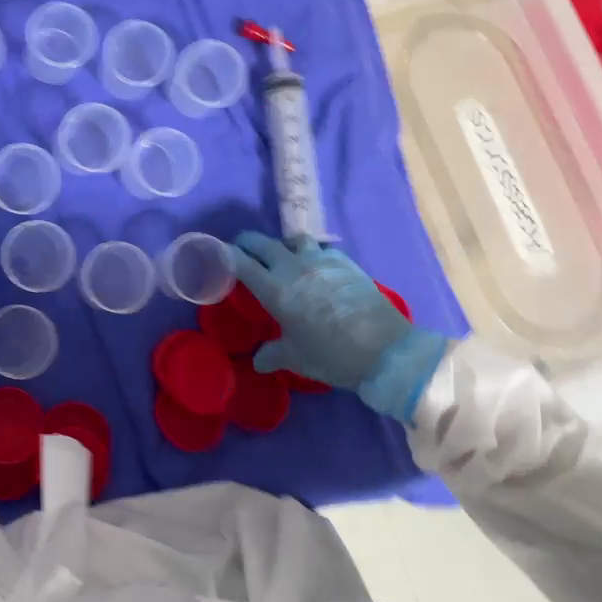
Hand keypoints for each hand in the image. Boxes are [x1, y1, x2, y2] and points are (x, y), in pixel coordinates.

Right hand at [230, 232, 447, 421]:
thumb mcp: (297, 358)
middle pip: (263, 243)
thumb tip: (258, 360)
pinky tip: (318, 268)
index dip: (225, 255)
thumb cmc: (332, 355)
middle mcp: (294, 268)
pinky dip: (313, 254)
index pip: (241, 263)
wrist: (386, 350)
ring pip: (294, 240)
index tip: (216, 253)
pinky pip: (322, 250)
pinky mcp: (346, 262)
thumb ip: (273, 354)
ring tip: (283, 258)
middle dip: (248, 243)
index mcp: (275, 290)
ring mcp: (321, 261)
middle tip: (242, 249)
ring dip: (283, 245)